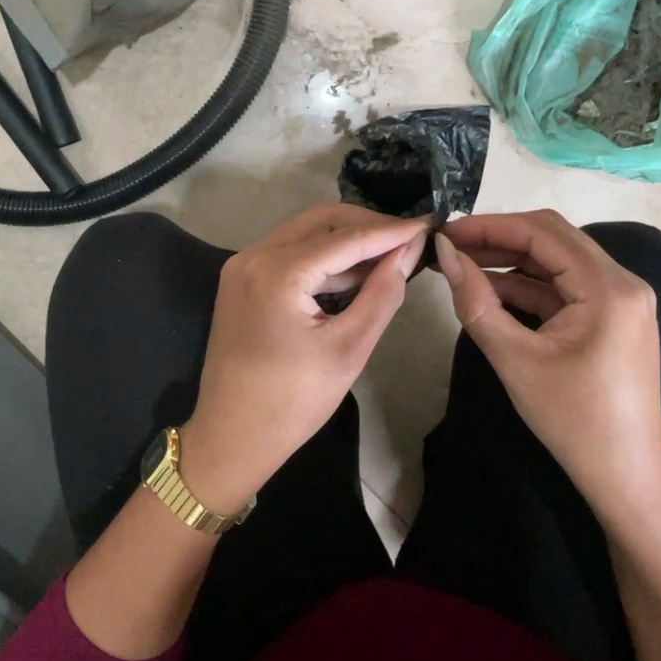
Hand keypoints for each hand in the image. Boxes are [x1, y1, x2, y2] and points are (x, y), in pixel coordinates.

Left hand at [180, 204, 427, 509]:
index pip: (345, 238)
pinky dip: (321, 261)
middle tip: (408, 240)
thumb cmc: (293, 401)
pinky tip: (354, 276)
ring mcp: (241, 268)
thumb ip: (382, 293)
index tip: (428, 225)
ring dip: (344, 244)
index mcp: (276, 271)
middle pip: (320, 222)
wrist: (233, 437)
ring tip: (390, 258)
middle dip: (366, 228)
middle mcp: (252, 257)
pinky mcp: (241, 284)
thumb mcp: (349, 348)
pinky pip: (288, 256)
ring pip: (303, 236)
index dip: (390, 231)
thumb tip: (409, 251)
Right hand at [431, 210, 660, 511]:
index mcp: (608, 288)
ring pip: (556, 263)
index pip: (544, 233)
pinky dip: (526, 286)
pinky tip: (487, 290)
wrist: (623, 472)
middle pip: (553, 240)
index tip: (446, 232)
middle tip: (449, 247)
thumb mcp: (515, 359)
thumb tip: (445, 254)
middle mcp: (621, 282)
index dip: (490, 226)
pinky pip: (563, 289)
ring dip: (509, 261)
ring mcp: (619, 300)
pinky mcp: (609, 319)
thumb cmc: (572, 419)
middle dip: (498, 239)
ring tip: (459, 265)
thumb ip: (476, 302)